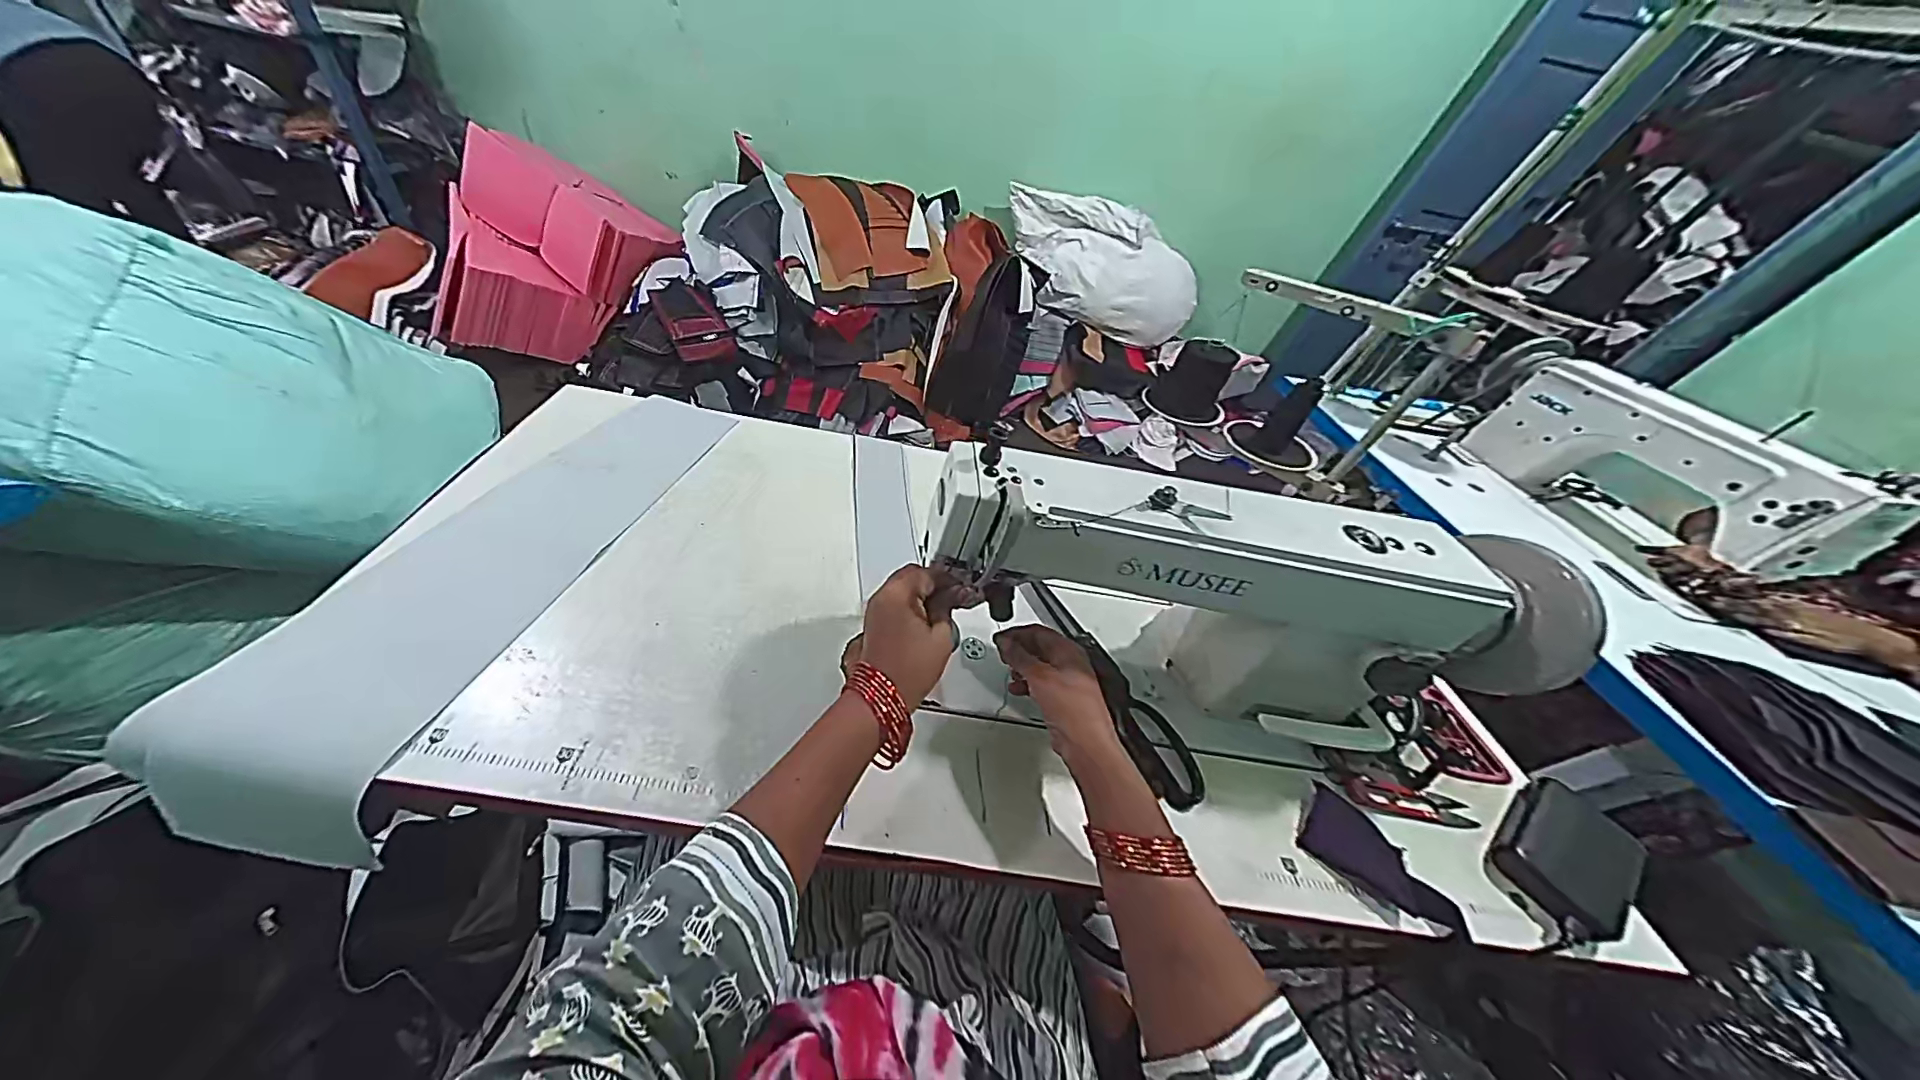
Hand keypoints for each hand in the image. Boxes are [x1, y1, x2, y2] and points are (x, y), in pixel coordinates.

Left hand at [852, 565, 975, 705]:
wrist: (881, 698)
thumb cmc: (905, 672)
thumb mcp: (941, 637)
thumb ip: (947, 609)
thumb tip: (950, 598)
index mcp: (896, 595)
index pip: (925, 572)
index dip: (947, 578)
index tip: (960, 586)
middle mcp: (880, 600)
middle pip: (910, 578)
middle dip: (934, 585)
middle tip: (954, 596)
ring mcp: (874, 613)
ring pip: (902, 591)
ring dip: (921, 596)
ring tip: (942, 611)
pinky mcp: (873, 626)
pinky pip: (894, 606)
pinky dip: (910, 608)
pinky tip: (926, 621)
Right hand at [993, 625, 1118, 758]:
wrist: (1086, 742)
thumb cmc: (1075, 710)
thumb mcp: (1039, 676)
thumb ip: (1020, 657)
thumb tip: (1008, 644)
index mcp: (1069, 651)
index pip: (1039, 632)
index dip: (1017, 633)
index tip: (1002, 638)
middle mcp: (1071, 664)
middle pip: (1040, 647)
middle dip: (1019, 648)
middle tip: (1004, 651)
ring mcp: (1068, 682)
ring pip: (1040, 666)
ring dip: (1022, 666)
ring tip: (1010, 669)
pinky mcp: (1063, 699)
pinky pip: (1042, 683)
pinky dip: (1028, 682)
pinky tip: (1020, 688)